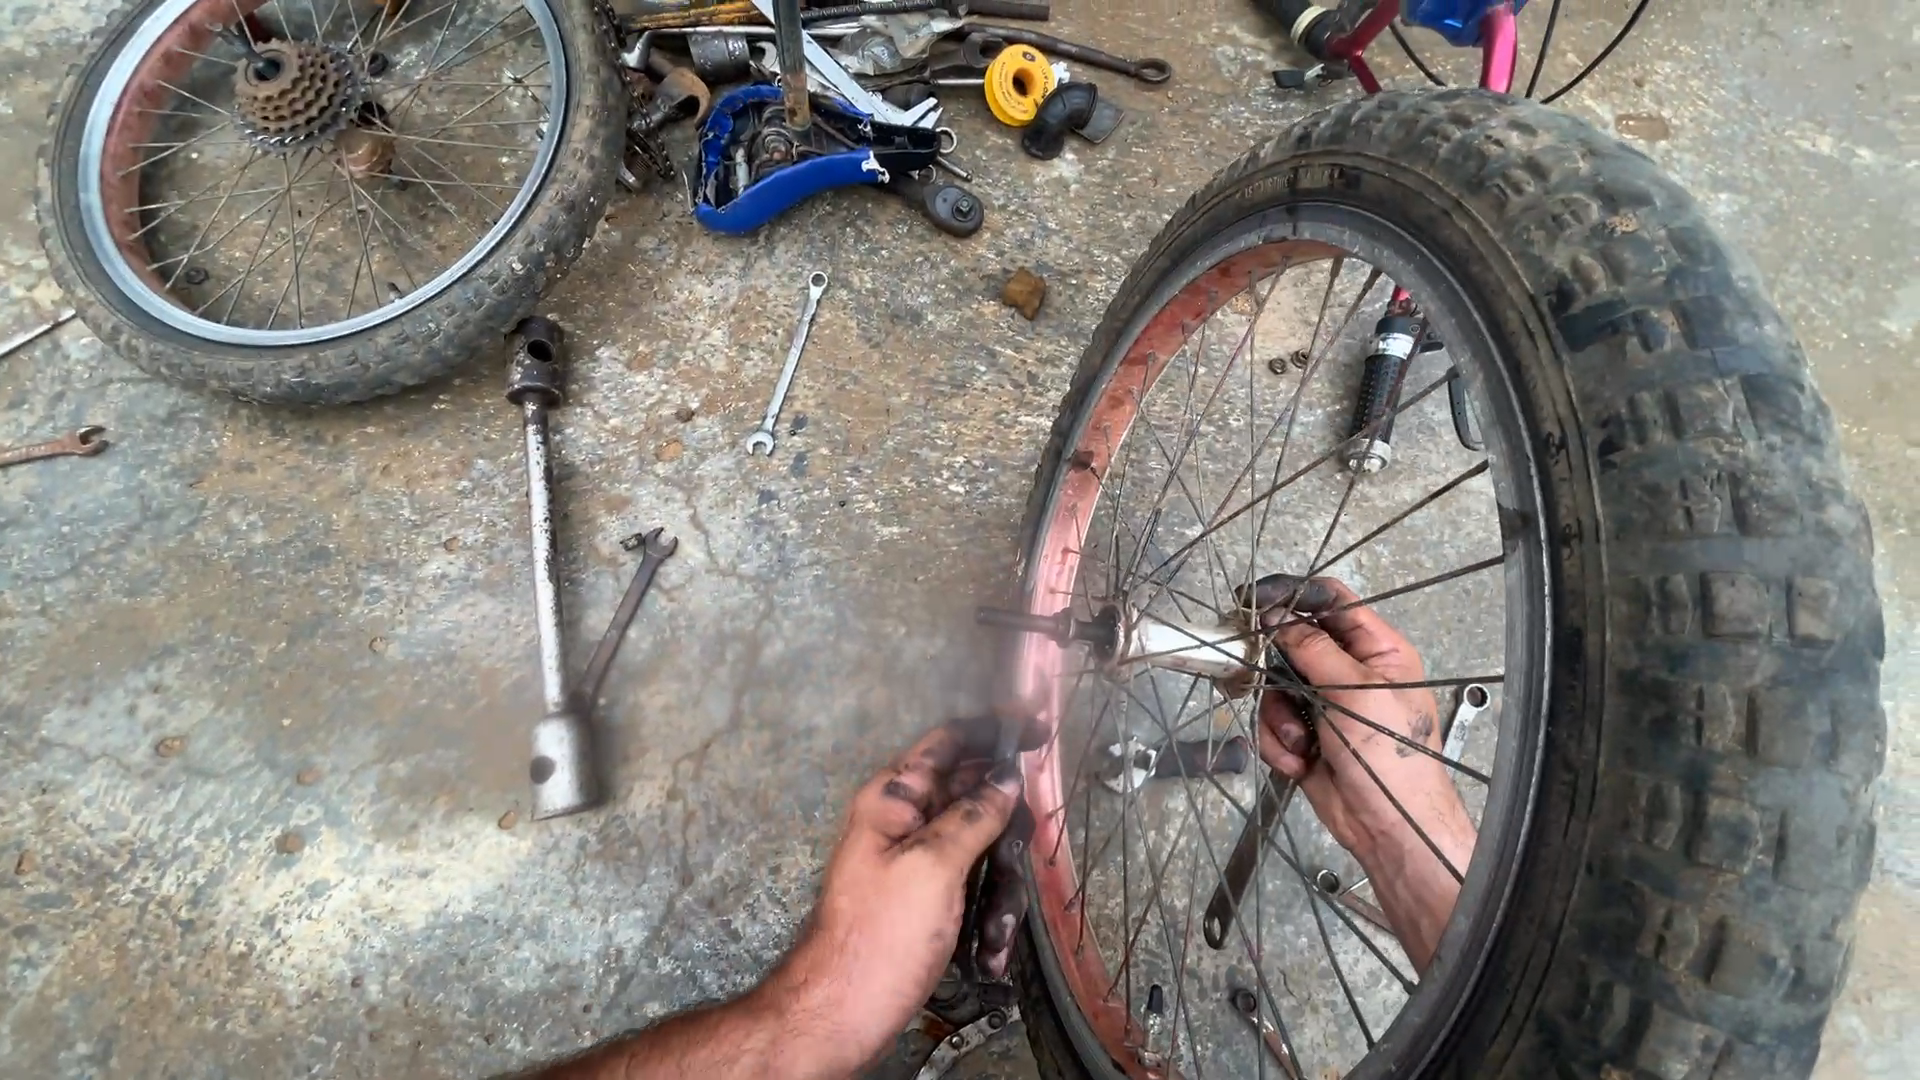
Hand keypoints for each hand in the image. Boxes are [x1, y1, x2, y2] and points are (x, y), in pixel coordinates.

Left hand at [761, 716, 1037, 1077]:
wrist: (843, 1014)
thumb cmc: (882, 933)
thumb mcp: (933, 867)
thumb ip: (974, 814)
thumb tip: (1008, 774)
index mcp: (897, 796)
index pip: (950, 741)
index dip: (994, 729)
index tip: (1039, 728)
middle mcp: (910, 817)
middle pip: (978, 795)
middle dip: (1006, 835)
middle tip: (1015, 863)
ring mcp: (923, 856)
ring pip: (986, 845)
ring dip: (1001, 890)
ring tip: (993, 934)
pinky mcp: (934, 893)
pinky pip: (978, 884)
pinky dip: (989, 915)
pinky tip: (988, 952)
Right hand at [1250, 575, 1474, 969]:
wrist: (1388, 829)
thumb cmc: (1391, 755)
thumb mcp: (1355, 691)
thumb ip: (1311, 647)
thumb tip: (1275, 616)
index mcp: (1376, 650)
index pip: (1331, 601)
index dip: (1293, 594)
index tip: (1255, 599)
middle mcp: (1347, 670)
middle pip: (1291, 644)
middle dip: (1276, 669)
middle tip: (1260, 675)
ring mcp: (1321, 702)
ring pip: (1273, 685)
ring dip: (1279, 716)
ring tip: (1302, 742)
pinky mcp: (1301, 732)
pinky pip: (1270, 720)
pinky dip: (1279, 742)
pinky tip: (1302, 761)